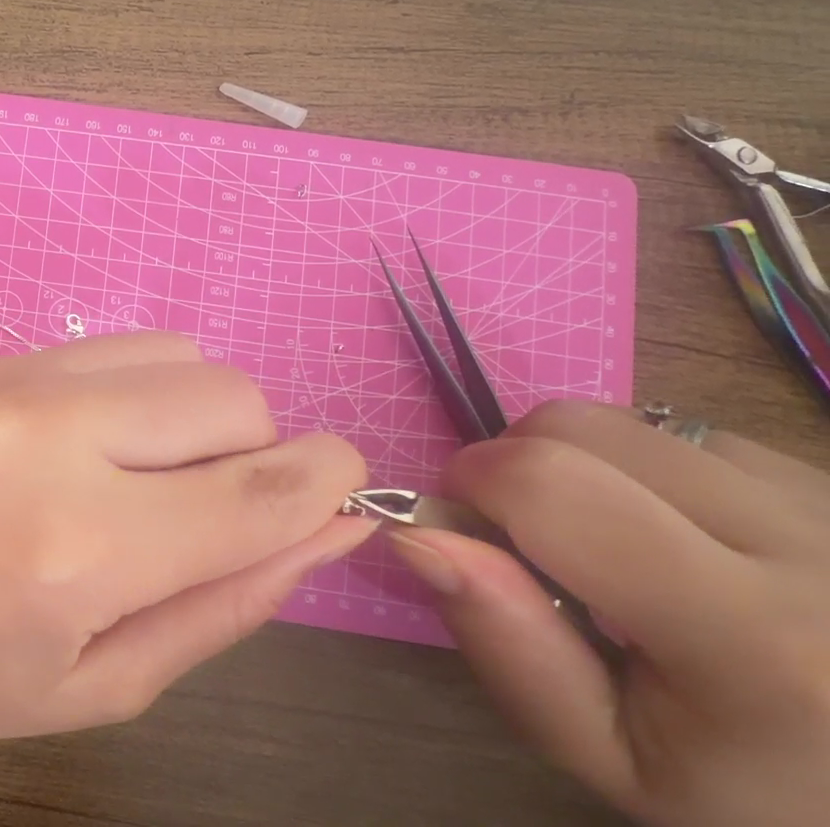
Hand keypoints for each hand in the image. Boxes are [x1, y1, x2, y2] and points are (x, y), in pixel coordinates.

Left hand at [0, 332, 372, 738]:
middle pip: (229, 396)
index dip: (325, 486)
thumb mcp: (100, 683)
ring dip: (185, 413)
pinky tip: (68, 447)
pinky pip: (95, 351)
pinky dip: (119, 395)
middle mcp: (44, 437)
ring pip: (170, 353)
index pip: (261, 489)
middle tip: (197, 509)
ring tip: (131, 474)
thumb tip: (324, 527)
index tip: (335, 493)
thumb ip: (224, 605)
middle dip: (250, 452)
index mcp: (80, 546)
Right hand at [386, 400, 829, 826]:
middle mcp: (811, 545)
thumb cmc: (735, 785)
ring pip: (627, 421)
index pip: (552, 488)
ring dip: (574, 463)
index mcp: (753, 638)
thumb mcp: (605, 753)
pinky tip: (668, 534)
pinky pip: (684, 431)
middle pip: (580, 429)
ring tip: (606, 542)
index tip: (460, 531)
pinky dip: (637, 467)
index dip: (471, 486)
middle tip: (523, 539)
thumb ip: (507, 645)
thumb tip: (415, 533)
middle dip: (510, 464)